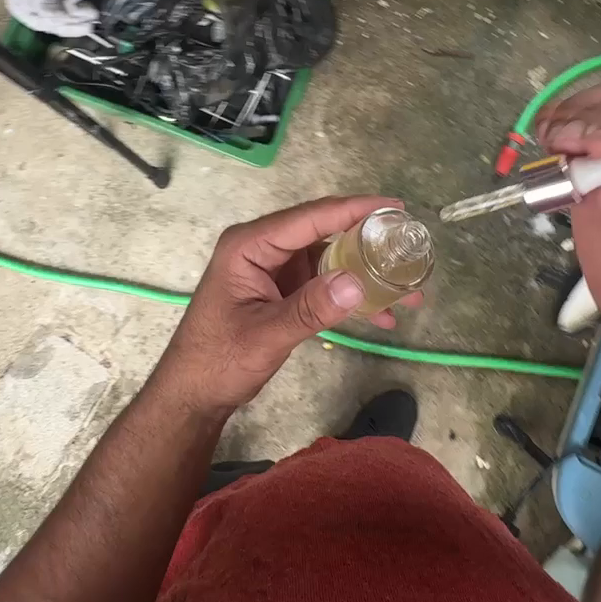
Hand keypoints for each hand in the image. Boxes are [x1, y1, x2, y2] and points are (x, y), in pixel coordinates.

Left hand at [153, 196, 424, 415]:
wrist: (192, 395)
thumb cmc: (218, 361)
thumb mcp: (266, 335)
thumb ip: (310, 309)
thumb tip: (358, 284)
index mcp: (251, 244)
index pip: (310, 217)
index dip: (354, 209)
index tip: (394, 206)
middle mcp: (263, 247)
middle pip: (323, 231)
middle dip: (367, 239)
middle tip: (408, 242)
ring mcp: (273, 268)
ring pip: (328, 257)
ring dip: (364, 271)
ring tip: (407, 287)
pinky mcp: (282, 289)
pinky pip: (322, 282)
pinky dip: (349, 296)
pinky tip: (381, 315)